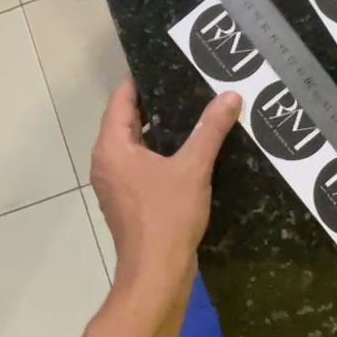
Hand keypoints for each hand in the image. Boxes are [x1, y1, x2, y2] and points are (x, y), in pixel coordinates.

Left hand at [90, 79, 240, 304]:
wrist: (156, 274)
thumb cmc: (167, 217)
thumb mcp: (193, 167)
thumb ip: (210, 129)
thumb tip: (230, 96)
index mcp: (112, 147)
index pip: (121, 100)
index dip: (140, 80)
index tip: (163, 62)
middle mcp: (106, 162)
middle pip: (126, 120)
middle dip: (154, 103)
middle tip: (186, 82)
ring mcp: (114, 183)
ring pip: (134, 144)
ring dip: (158, 129)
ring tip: (192, 110)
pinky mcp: (128, 201)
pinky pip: (140, 164)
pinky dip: (159, 152)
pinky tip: (189, 149)